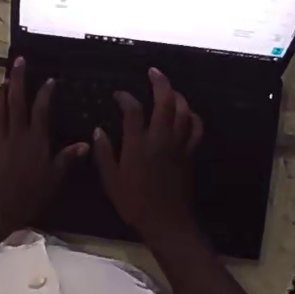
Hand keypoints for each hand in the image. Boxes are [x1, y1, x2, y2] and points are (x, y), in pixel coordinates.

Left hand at [0, 58, 85, 229]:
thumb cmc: (28, 194)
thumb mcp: (53, 178)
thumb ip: (67, 158)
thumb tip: (85, 144)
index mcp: (35, 140)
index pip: (41, 108)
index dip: (45, 92)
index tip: (49, 80)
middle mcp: (16, 133)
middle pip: (16, 99)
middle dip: (18, 78)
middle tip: (19, 61)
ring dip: (2, 90)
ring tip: (6, 80)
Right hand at [92, 68, 204, 237]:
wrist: (166, 221)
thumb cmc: (134, 202)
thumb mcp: (110, 180)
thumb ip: (104, 153)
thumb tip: (98, 131)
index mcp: (138, 145)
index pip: (133, 110)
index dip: (125, 97)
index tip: (118, 95)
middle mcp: (161, 140)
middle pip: (165, 102)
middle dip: (160, 83)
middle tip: (153, 72)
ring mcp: (179, 145)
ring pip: (184, 111)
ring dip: (177, 95)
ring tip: (168, 89)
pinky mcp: (190, 154)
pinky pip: (196, 128)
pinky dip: (193, 116)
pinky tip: (187, 113)